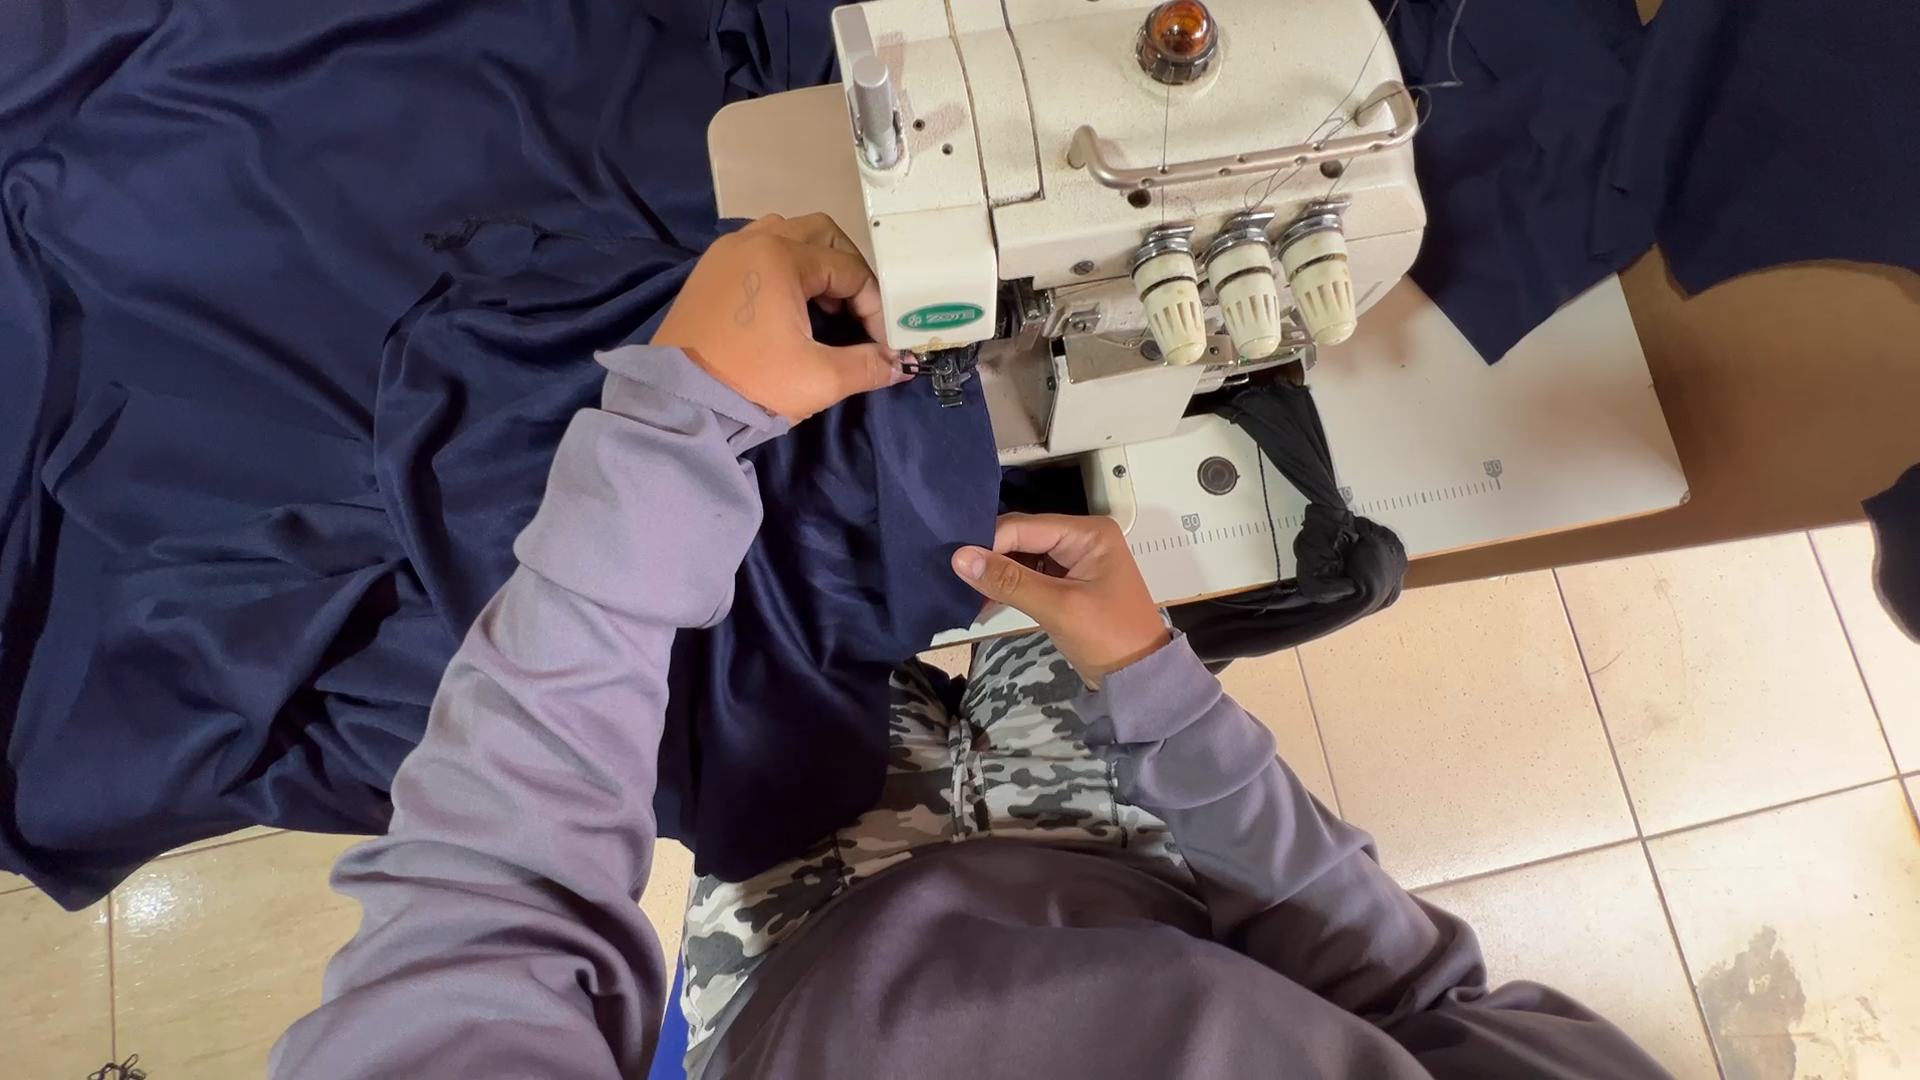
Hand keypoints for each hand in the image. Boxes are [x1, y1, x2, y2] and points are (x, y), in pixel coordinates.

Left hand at [652, 213, 909, 421]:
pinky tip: (792, 310)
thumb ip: (869, 366)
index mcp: (781, 258)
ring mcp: (726, 253)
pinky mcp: (709, 272)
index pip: (850, 269)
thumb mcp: (821, 379)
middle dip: (849, 271)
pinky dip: (787, 270)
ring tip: (827, 310)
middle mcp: (752, 241)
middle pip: (820, 234)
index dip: (876, 306)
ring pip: (788, 237)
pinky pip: (760, 252)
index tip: (882, 342)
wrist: (680, 404)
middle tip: (860, 313)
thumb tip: (903, 364)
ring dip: (817, 265)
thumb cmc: (753, 385)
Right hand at [952, 514, 1171, 684]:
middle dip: (989, 556)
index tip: (953, 562)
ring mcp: (1073, 560)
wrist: (1141, 680)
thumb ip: (1009, 581)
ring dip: (996, 574)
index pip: (1024, 526)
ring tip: (962, 590)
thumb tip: (959, 557)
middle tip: (951, 575)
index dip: (988, 542)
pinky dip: (1008, 586)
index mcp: (1087, 532)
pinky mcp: (1066, 582)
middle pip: (1021, 537)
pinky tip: (983, 601)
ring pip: (1021, 556)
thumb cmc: (1108, 638)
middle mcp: (1080, 537)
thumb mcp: (1058, 608)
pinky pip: (1029, 574)